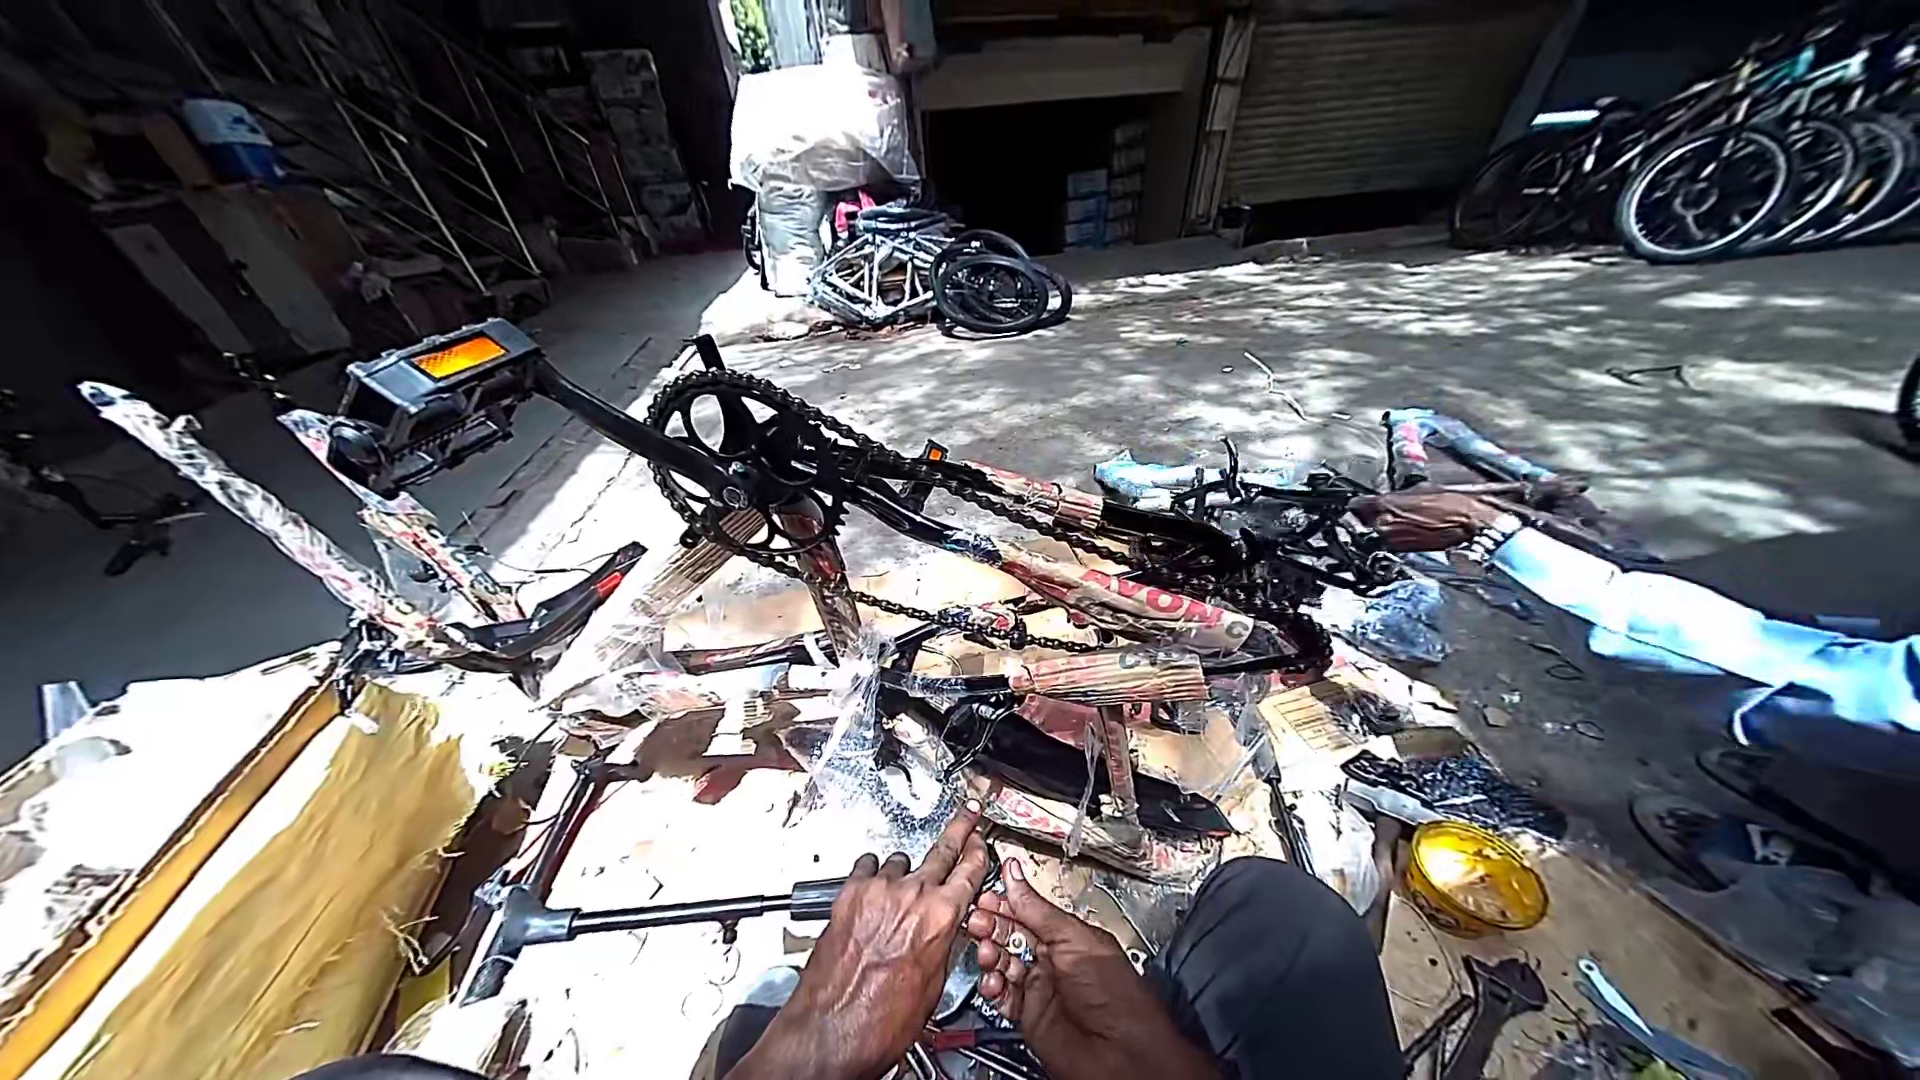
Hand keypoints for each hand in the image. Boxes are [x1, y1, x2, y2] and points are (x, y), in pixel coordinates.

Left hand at [729, 800, 990, 1079]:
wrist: (830, 1032)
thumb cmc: (880, 1023)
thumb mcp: (933, 986)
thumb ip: (942, 942)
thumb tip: (946, 926)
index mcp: (941, 918)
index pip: (970, 870)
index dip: (978, 851)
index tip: (979, 839)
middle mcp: (913, 895)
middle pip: (944, 848)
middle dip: (960, 826)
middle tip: (967, 812)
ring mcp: (880, 889)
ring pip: (902, 862)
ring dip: (904, 874)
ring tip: (897, 897)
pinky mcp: (851, 891)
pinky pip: (869, 868)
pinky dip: (873, 877)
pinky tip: (872, 894)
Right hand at [965, 859, 1217, 1079]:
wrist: (1122, 1058)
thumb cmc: (1118, 998)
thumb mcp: (1073, 939)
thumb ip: (1037, 909)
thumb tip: (1014, 873)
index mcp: (1068, 936)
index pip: (1028, 911)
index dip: (1006, 901)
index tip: (987, 893)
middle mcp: (1053, 960)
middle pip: (1012, 935)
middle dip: (993, 925)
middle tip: (979, 919)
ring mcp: (1042, 989)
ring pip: (1004, 964)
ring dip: (990, 954)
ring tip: (987, 952)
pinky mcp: (1032, 1017)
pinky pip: (1004, 997)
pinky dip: (993, 988)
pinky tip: (993, 982)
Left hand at [1348, 489, 1509, 551]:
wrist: (1474, 528)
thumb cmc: (1454, 505)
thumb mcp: (1423, 489)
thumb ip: (1398, 493)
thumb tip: (1389, 495)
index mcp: (1385, 505)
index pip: (1355, 504)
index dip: (1359, 503)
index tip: (1362, 503)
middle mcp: (1382, 524)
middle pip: (1361, 520)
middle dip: (1368, 516)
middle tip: (1381, 512)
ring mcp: (1390, 540)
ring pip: (1373, 533)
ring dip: (1379, 528)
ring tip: (1399, 522)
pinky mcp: (1401, 551)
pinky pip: (1387, 543)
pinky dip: (1392, 538)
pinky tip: (1407, 531)